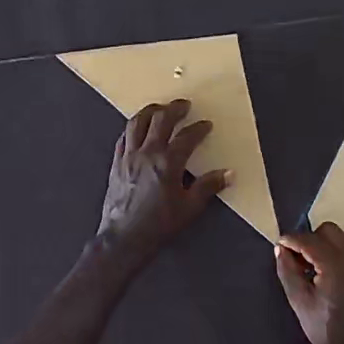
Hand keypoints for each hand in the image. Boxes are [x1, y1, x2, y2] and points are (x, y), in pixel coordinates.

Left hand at [95, 99, 229, 262]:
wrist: (125, 238)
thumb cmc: (158, 224)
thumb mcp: (190, 207)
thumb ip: (208, 186)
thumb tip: (227, 174)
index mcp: (168, 162)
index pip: (187, 137)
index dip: (198, 128)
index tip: (206, 125)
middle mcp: (147, 153)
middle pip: (160, 120)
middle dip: (174, 109)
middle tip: (183, 105)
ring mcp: (128, 156)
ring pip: (137, 123)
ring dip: (150, 112)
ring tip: (159, 108)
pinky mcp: (116, 163)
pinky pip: (123, 138)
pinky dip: (132, 129)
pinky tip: (137, 129)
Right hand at [275, 222, 343, 343]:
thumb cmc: (325, 330)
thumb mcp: (299, 301)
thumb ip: (287, 270)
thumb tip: (281, 249)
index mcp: (335, 266)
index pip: (310, 240)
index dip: (292, 240)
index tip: (282, 245)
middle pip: (331, 231)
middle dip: (313, 240)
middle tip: (303, 261)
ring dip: (330, 249)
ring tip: (322, 272)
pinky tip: (340, 281)